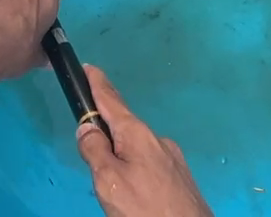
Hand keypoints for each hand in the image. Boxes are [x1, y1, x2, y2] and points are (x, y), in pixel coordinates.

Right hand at [77, 66, 211, 216]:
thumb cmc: (145, 210)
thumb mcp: (109, 181)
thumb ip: (94, 150)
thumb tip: (87, 127)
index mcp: (137, 133)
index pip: (110, 99)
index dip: (96, 83)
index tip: (87, 67)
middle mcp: (157, 139)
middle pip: (123, 127)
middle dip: (107, 134)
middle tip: (93, 157)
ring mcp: (174, 160)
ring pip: (137, 150)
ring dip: (123, 158)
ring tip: (118, 190)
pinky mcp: (182, 180)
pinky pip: (151, 166)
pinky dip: (138, 172)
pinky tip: (139, 196)